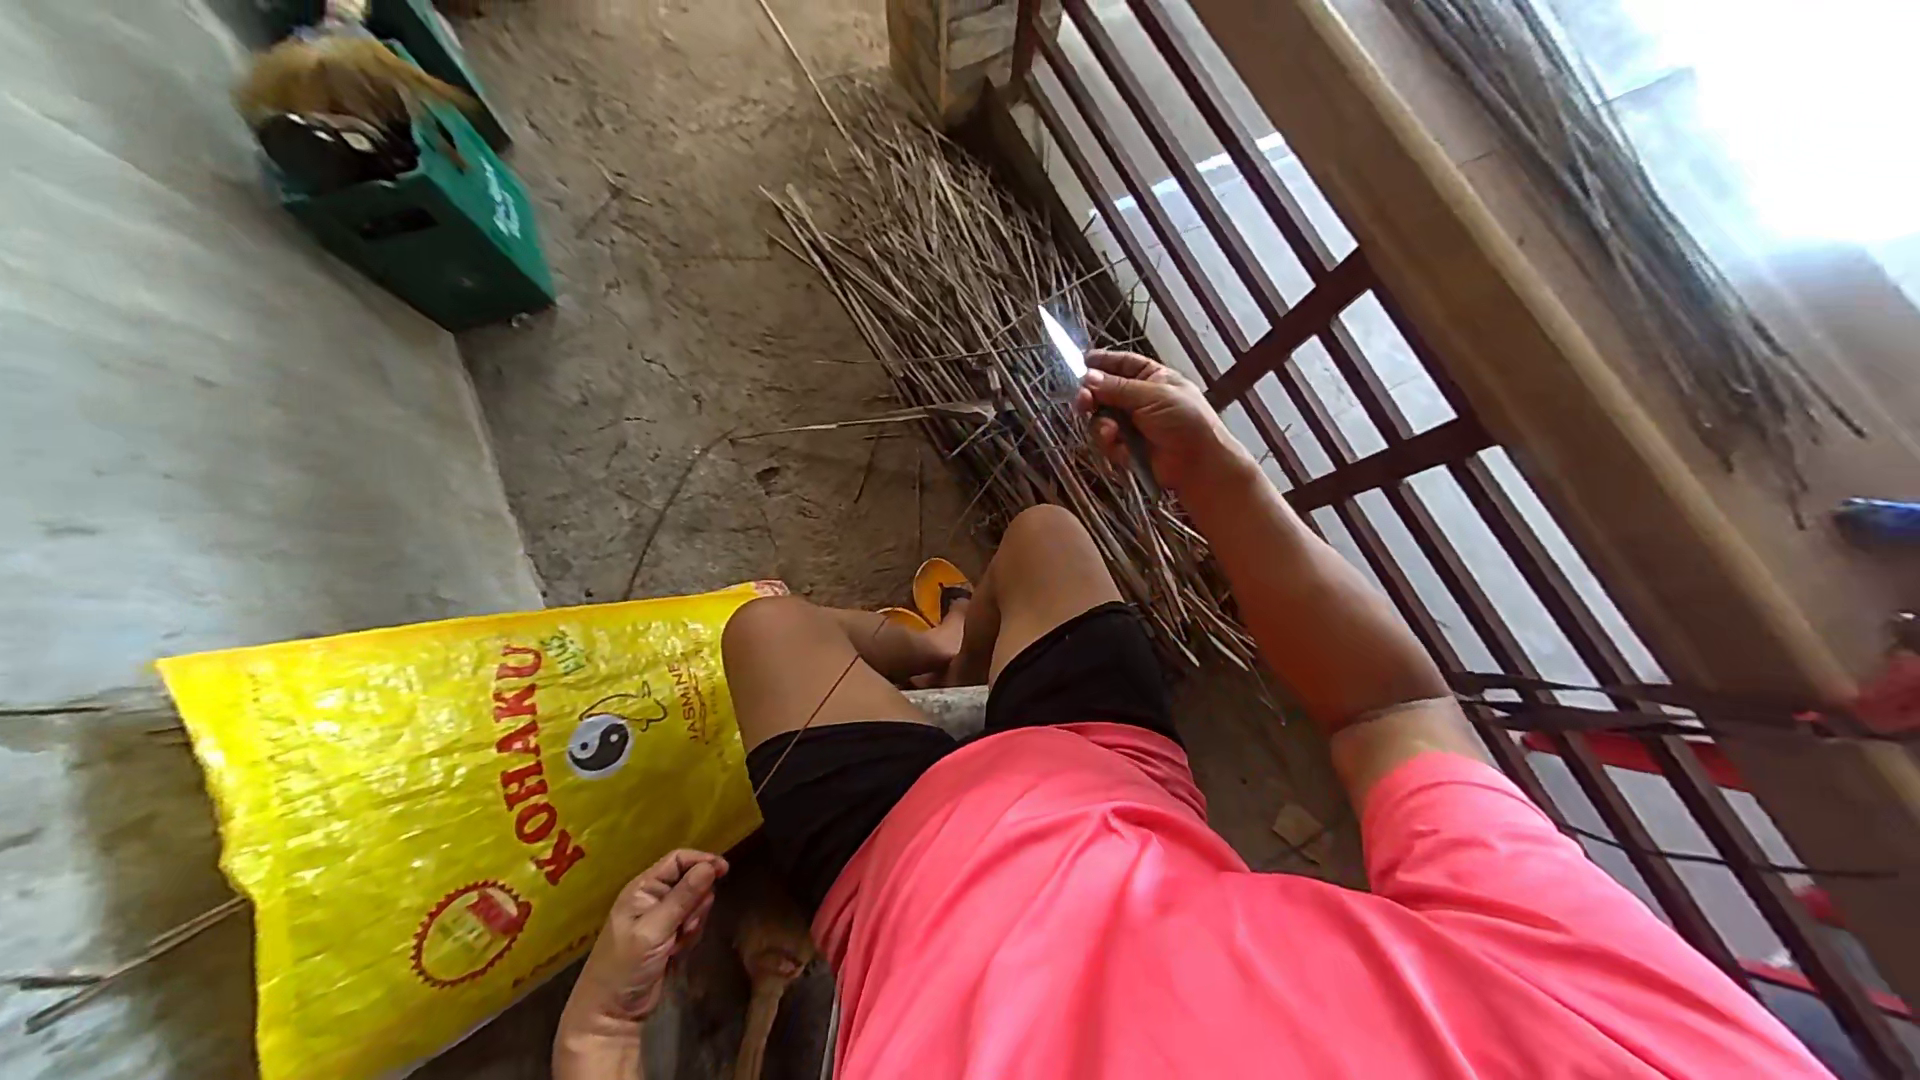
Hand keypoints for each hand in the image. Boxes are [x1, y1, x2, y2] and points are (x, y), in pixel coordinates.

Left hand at [557, 850, 727, 1044]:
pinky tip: (677, 951)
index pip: (678, 859)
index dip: (701, 860)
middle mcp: (653, 898)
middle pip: (691, 880)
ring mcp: (662, 918)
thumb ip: (683, 898)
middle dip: (697, 899)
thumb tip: (710, 866)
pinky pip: (694, 923)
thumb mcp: (654, 930)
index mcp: (642, 889)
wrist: (611, 1017)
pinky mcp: (670, 936)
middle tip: (689, 923)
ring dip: (694, 920)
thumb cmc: (624, 969)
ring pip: (696, 902)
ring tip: (679, 941)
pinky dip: (691, 935)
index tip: (723, 870)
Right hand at [1074, 350, 1255, 494]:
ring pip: (1100, 418)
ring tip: (1109, 430)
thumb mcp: (1153, 395)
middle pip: (1103, 392)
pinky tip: (1116, 442)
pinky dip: (1108, 442)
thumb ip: (1117, 387)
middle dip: (1091, 396)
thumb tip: (1086, 377)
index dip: (1101, 363)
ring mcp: (1131, 424)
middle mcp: (1138, 399)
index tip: (1080, 363)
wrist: (1198, 463)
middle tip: (1082, 401)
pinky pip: (1106, 441)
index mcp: (1151, 378)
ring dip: (1100, 423)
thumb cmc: (1185, 420)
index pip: (1121, 364)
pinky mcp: (1125, 448)